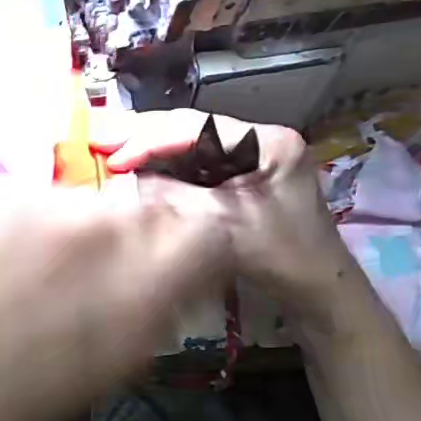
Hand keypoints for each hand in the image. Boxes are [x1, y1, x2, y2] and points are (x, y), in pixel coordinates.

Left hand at [0, 183, 230, 420]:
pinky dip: (62, 225)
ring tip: (81, 273)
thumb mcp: (54, 408)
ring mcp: (24, 221)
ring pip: (104, 201)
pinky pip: (51, 204)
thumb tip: (150, 309)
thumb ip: (112, 344)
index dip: (209, 255)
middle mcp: (78, 250)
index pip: (204, 240)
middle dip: (165, 237)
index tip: (196, 282)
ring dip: (111, 228)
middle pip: (159, 208)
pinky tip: (33, 263)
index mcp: (112, 314)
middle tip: (143, 276)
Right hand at [93, 109, 353, 318]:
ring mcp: (249, 160)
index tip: (115, 158)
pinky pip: (195, 168)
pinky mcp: (239, 180)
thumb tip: (126, 183)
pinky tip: (136, 174)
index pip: (199, 129)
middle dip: (145, 138)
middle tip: (101, 142)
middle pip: (192, 131)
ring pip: (189, 148)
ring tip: (112, 155)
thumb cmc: (283, 256)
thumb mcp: (226, 224)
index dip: (151, 140)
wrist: (319, 292)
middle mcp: (259, 141)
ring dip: (151, 153)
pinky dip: (164, 171)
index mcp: (267, 141)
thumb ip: (176, 198)